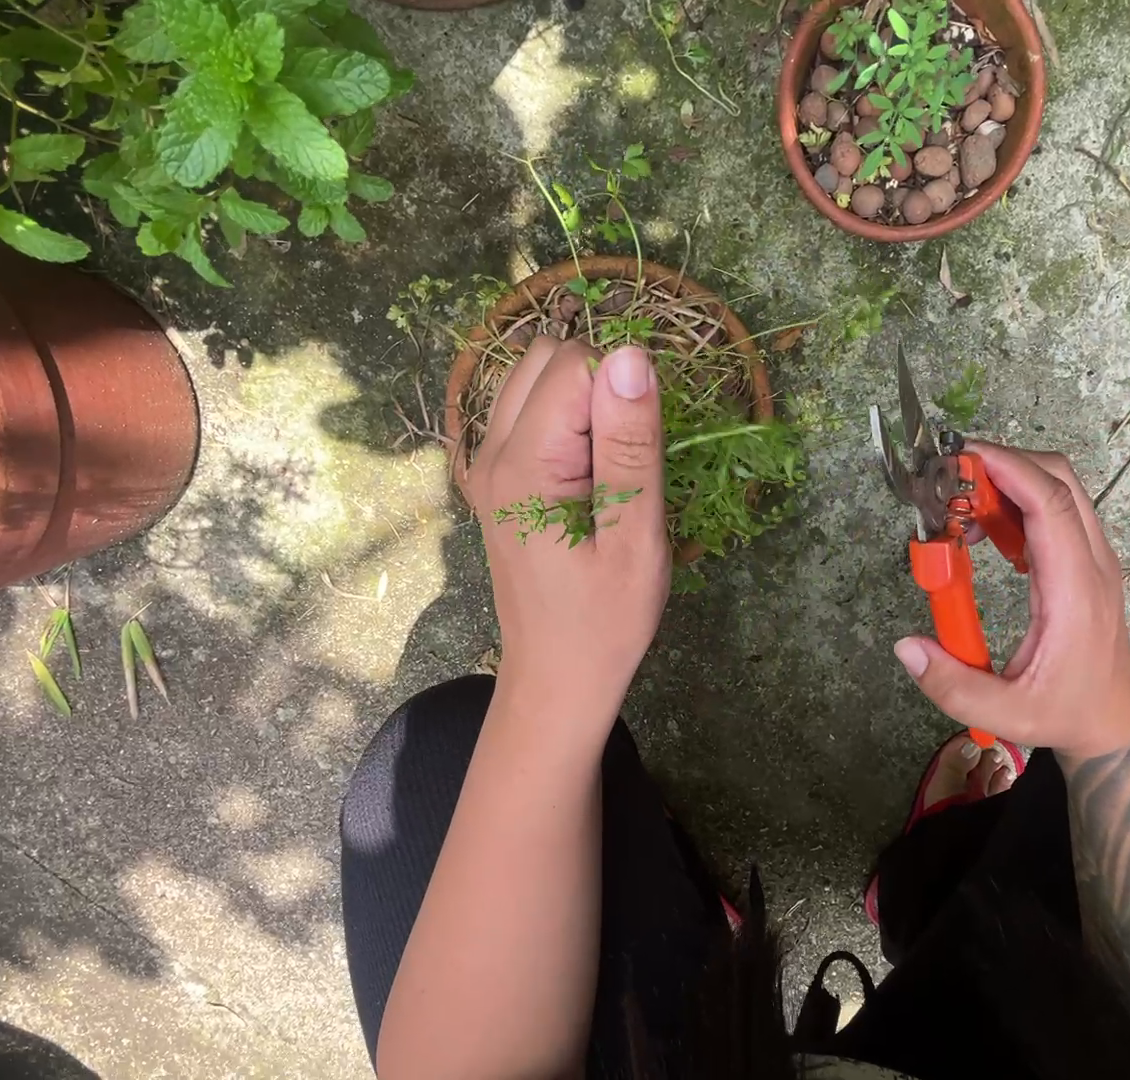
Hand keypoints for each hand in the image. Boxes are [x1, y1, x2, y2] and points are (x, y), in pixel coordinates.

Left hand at [465, 335, 670, 724]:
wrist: (558, 678)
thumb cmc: (606, 620)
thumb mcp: (635, 536)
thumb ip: (631, 444)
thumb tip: (631, 354)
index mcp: (524, 463)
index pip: (576, 365)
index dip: (624, 393)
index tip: (643, 452)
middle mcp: (490, 451)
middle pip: (546, 358)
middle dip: (600, 386)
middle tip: (628, 460)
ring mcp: (486, 464)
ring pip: (534, 378)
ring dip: (582, 400)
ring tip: (609, 469)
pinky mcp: (496, 478)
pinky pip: (528, 411)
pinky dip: (566, 419)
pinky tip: (588, 474)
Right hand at [891, 443, 1129, 760]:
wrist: (1113, 722)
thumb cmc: (1064, 713)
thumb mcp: (1006, 712)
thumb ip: (953, 685)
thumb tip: (905, 646)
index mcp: (1076, 589)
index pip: (1051, 504)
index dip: (1009, 470)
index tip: (964, 458)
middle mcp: (1092, 563)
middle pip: (1059, 479)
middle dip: (1005, 463)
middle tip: (952, 476)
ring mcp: (1093, 559)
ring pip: (1059, 489)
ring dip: (1011, 481)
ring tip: (961, 504)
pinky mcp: (1085, 562)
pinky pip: (1057, 510)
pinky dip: (1019, 502)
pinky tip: (985, 531)